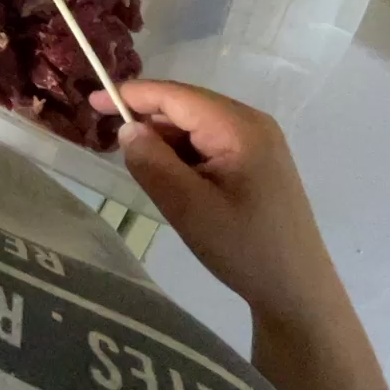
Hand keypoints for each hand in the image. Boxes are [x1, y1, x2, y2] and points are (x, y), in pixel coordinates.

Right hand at [90, 80, 338, 318]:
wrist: (298, 295)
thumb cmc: (244, 248)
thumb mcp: (186, 206)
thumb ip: (150, 161)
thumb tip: (127, 129)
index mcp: (238, 127)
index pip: (173, 95)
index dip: (130, 94)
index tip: (91, 102)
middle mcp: (250, 123)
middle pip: (183, 105)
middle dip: (147, 120)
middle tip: (113, 146)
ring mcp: (256, 141)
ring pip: (191, 124)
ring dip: (164, 141)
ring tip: (148, 173)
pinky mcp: (255, 160)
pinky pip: (205, 141)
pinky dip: (181, 154)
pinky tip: (174, 180)